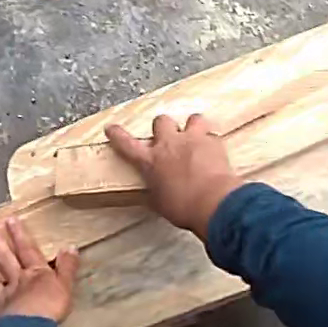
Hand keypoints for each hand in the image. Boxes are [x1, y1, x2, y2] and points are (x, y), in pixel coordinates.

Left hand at [0, 218, 78, 326]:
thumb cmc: (51, 305)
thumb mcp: (65, 284)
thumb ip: (67, 266)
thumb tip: (70, 246)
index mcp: (35, 273)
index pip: (27, 250)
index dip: (20, 234)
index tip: (10, 219)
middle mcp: (17, 282)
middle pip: (6, 260)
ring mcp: (4, 300)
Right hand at [104, 114, 245, 240]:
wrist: (212, 202)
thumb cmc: (183, 208)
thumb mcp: (160, 203)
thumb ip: (156, 190)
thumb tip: (157, 191)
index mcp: (150, 161)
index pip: (126, 144)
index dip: (117, 135)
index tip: (111, 129)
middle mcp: (169, 144)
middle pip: (161, 121)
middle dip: (164, 127)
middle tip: (170, 139)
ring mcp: (192, 140)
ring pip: (192, 118)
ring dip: (193, 127)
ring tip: (196, 137)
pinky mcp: (213, 142)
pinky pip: (213, 136)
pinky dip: (213, 144)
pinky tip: (215, 155)